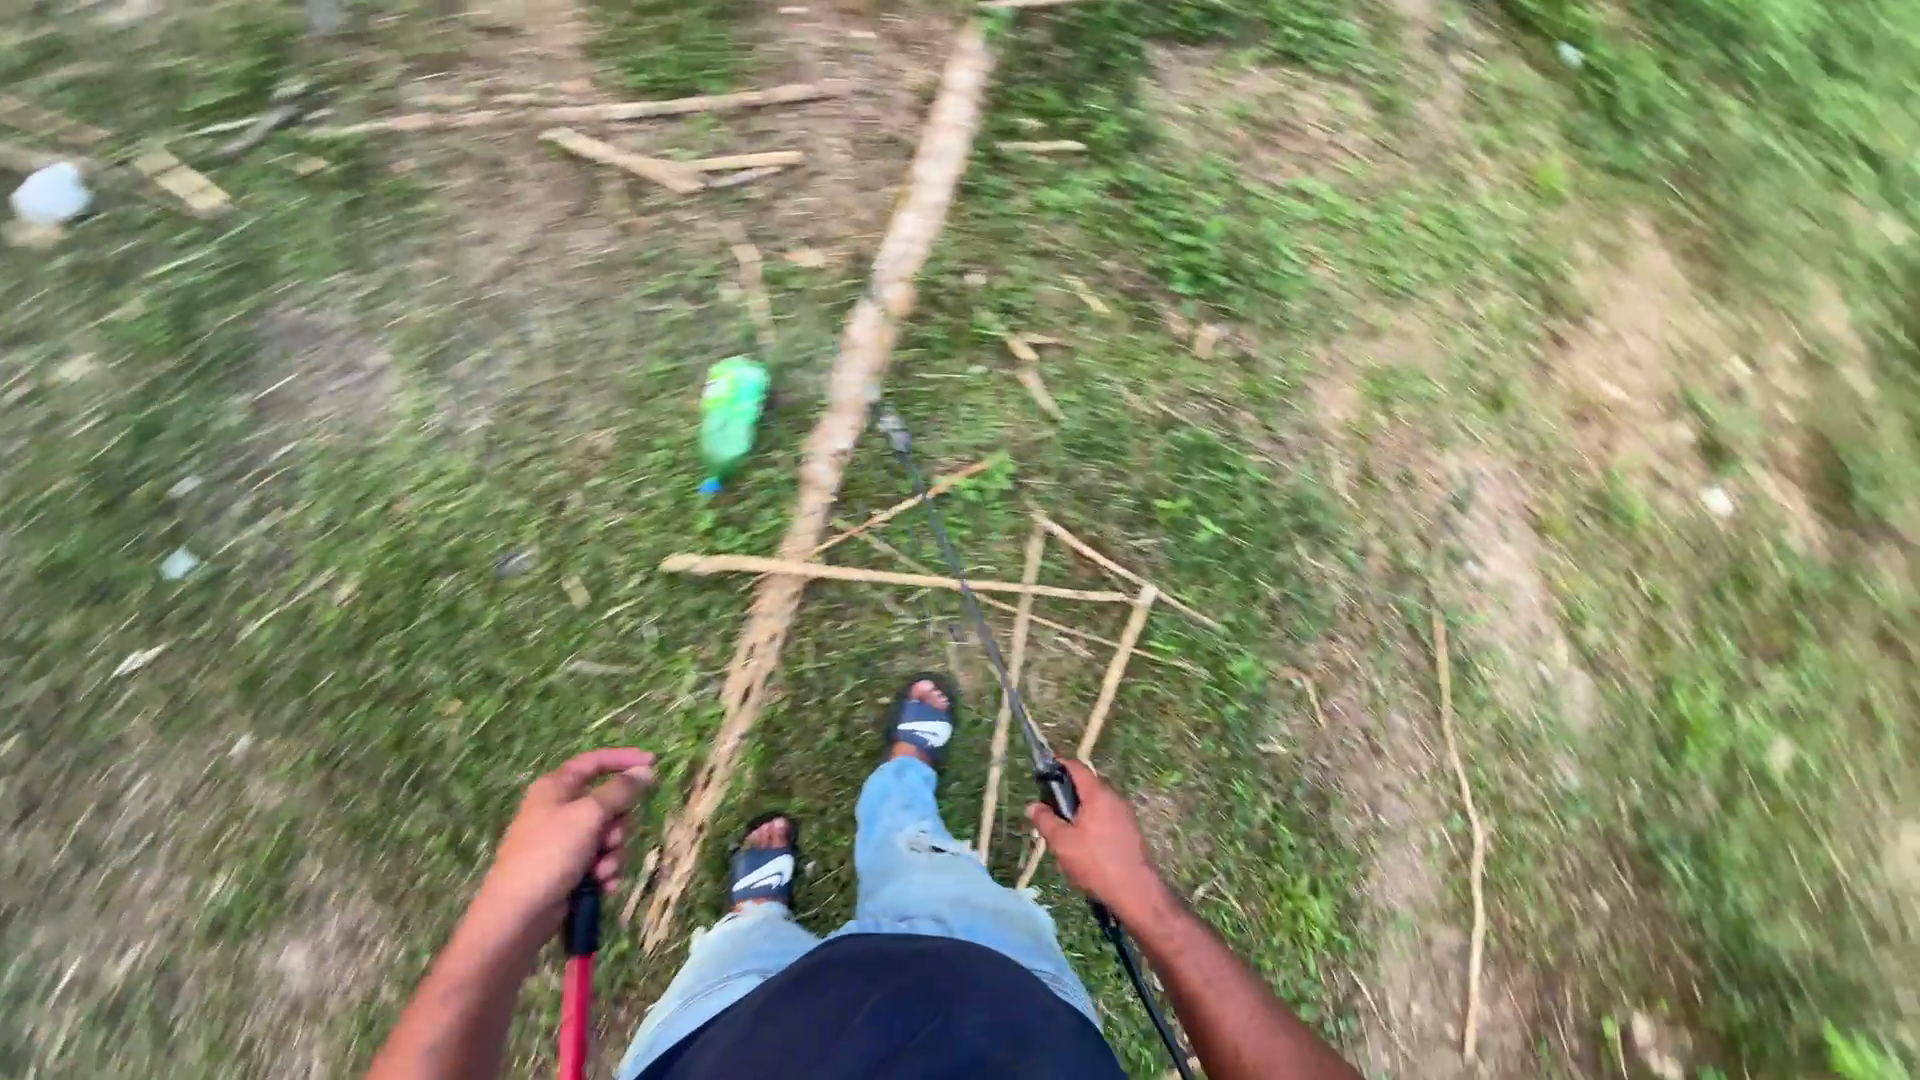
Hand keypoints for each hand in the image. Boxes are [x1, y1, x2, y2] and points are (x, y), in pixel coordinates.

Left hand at [471, 748, 655, 934]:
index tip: (654, 762)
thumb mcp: (590, 815)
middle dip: (618, 824)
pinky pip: (600, 858)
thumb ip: (621, 790)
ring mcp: (563, 840)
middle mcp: (559, 809)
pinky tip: (602, 884)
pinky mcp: (568, 867)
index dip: (625, 759)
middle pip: (607, 802)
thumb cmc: (550, 853)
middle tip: (612, 838)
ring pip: (608, 834)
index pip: (596, 761)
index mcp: (556, 787)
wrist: (517, 915)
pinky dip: (605, 870)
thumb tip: (645, 770)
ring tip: (602, 871)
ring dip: (613, 853)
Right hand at [1026, 759, 1163, 909]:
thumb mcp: (1062, 842)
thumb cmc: (1095, 862)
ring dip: (1080, 811)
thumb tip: (1032, 806)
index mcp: (1098, 794)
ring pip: (1097, 804)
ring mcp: (1126, 815)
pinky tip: (1085, 845)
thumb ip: (1045, 820)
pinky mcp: (1131, 831)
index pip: (1077, 767)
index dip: (1059, 765)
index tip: (1043, 771)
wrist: (1136, 892)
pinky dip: (1092, 822)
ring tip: (1065, 832)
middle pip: (1087, 786)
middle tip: (1050, 810)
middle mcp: (1114, 798)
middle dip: (1067, 793)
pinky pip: (1106, 817)